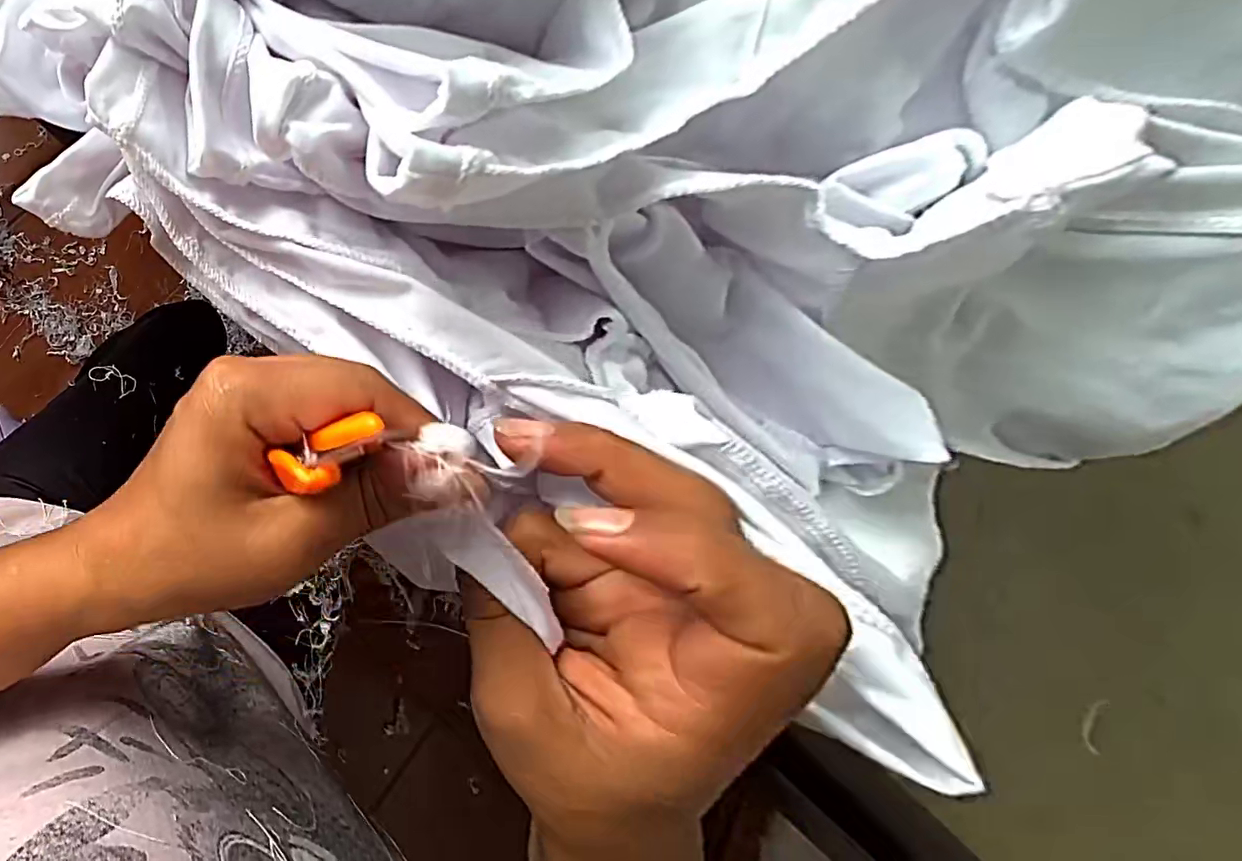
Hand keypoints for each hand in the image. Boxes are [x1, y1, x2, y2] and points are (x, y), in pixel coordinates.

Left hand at [66, 354, 432, 629]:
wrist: (122, 566)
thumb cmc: (193, 560)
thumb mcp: (292, 539)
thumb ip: (372, 498)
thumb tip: (445, 473)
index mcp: (245, 389)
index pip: (355, 389)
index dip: (411, 428)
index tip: (451, 473)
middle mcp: (244, 368)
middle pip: (347, 384)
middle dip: (392, 434)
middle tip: (425, 485)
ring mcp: (241, 380)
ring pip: (334, 395)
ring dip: (368, 439)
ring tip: (390, 487)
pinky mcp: (243, 400)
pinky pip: (311, 408)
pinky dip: (340, 441)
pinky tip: (346, 476)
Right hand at [464, 421, 848, 860]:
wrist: (603, 798)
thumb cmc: (586, 783)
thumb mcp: (524, 718)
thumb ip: (501, 621)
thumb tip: (480, 530)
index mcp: (730, 681)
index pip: (761, 603)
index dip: (685, 548)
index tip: (587, 535)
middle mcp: (718, 614)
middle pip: (702, 510)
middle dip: (615, 465)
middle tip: (531, 442)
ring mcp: (677, 577)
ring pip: (650, 486)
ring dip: (582, 459)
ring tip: (516, 445)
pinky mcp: (636, 558)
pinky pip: (603, 497)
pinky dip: (562, 472)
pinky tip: (521, 464)